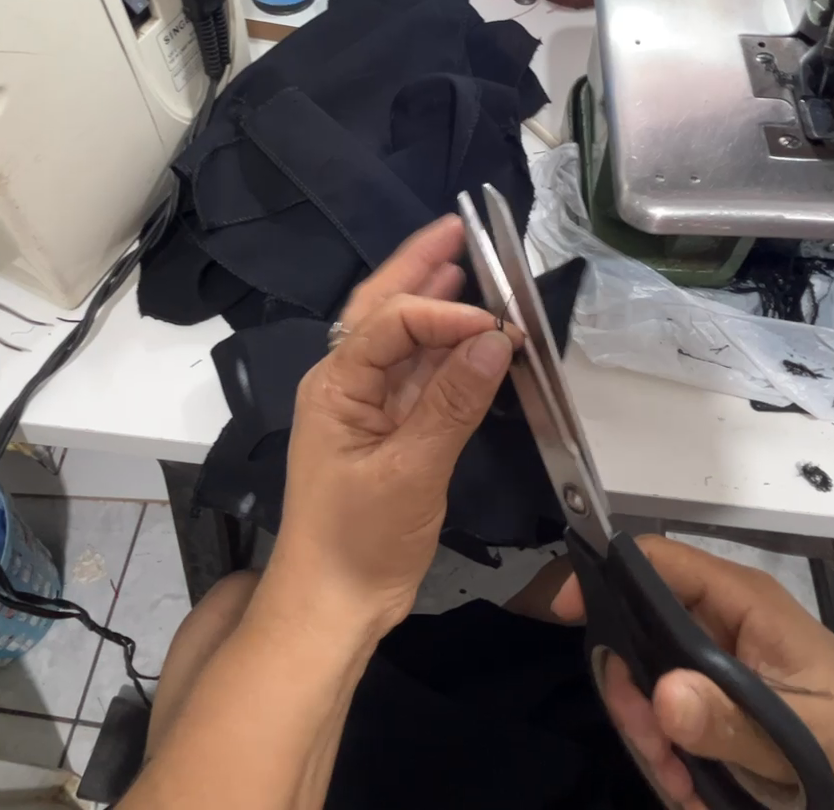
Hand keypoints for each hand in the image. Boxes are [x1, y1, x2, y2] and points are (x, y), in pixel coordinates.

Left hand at [268, 215, 520, 634]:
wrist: (334, 604)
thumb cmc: (358, 541)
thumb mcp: (409, 471)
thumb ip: (454, 402)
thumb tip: (498, 338)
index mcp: (336, 384)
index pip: (392, 323)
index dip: (443, 312)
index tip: (497, 323)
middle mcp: (347, 381)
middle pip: (382, 308)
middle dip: (418, 265)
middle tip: (458, 228)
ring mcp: (368, 404)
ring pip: (402, 337)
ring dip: (433, 299)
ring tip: (465, 260)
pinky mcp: (389, 427)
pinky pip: (419, 374)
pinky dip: (445, 348)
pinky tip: (467, 330)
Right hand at [554, 536, 833, 809]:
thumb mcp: (814, 746)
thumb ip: (735, 720)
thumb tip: (661, 694)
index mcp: (743, 602)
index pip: (655, 560)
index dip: (604, 573)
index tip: (564, 613)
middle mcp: (720, 625)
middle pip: (636, 628)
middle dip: (632, 690)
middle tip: (656, 750)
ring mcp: (715, 668)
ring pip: (644, 680)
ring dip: (651, 737)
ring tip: (684, 789)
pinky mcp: (715, 709)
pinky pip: (666, 721)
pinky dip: (669, 760)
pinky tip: (696, 795)